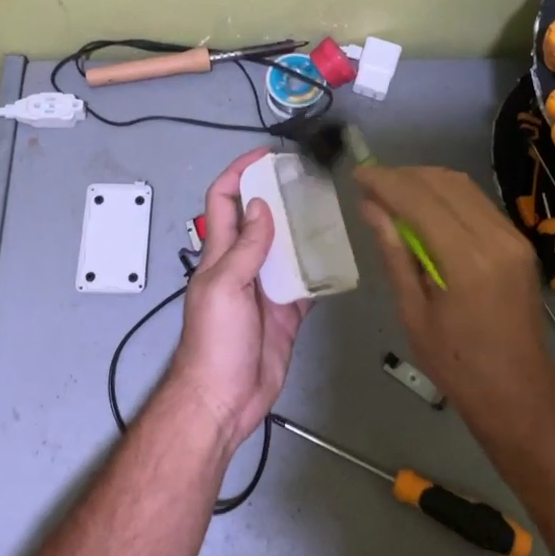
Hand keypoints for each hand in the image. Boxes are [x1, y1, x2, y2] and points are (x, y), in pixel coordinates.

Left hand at [163, 148, 312, 456]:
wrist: (223, 400)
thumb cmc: (215, 342)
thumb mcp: (224, 288)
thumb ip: (245, 248)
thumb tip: (261, 205)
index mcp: (220, 254)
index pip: (225, 200)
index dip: (240, 172)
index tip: (266, 155)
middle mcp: (243, 265)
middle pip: (260, 219)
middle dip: (280, 196)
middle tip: (310, 180)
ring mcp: (265, 290)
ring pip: (286, 249)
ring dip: (304, 231)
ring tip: (331, 211)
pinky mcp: (286, 314)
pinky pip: (306, 285)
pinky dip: (321, 272)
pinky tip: (339, 260)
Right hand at [356, 166, 554, 429]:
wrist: (519, 391)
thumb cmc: (457, 364)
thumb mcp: (413, 313)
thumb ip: (394, 254)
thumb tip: (370, 208)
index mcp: (467, 261)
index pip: (420, 200)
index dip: (385, 181)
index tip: (356, 174)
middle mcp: (496, 238)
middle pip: (444, 183)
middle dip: (403, 175)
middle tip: (370, 183)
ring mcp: (513, 237)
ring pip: (464, 186)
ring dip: (425, 181)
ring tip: (392, 192)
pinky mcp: (519, 242)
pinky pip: (478, 202)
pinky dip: (447, 195)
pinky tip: (424, 207)